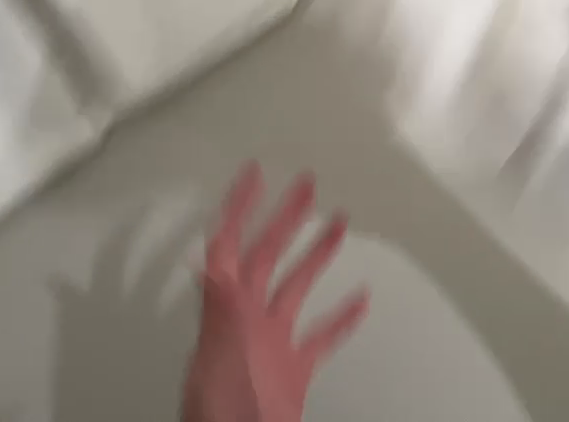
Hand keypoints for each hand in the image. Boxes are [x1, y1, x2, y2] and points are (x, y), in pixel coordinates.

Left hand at [183, 164, 370, 421]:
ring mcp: (270, 344)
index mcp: (228, 312)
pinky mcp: (291, 371)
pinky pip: (320, 336)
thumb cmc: (226, 416)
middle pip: (267, 255)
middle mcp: (247, 321)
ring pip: (296, 287)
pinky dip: (341, 316)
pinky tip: (359, 298)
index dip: (239, 206)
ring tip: (338, 223)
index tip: (255, 172)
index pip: (229, 245)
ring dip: (317, 254)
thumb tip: (209, 258)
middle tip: (306, 184)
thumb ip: (221, 306)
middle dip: (286, 216)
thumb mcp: (220, 354)